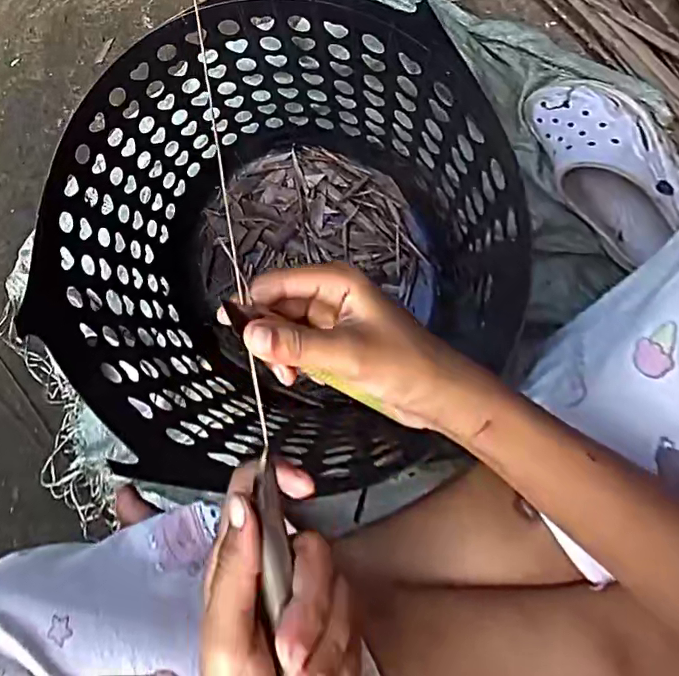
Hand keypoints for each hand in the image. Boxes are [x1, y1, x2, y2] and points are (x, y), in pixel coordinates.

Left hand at [201, 460, 361, 675]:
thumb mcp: (225, 636)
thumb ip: (232, 567)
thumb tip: (241, 503)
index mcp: (237, 559)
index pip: (252, 490)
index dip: (275, 474)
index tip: (302, 485)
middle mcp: (272, 567)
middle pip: (310, 545)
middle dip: (308, 603)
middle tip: (290, 652)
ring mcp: (306, 595)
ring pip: (338, 586)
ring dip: (322, 640)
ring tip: (299, 674)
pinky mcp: (335, 624)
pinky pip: (355, 621)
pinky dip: (339, 655)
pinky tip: (320, 673)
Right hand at [231, 263, 505, 438]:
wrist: (443, 398)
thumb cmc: (404, 366)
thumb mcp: (346, 355)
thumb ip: (295, 344)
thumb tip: (248, 334)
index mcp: (333, 280)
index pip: (275, 283)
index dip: (252, 304)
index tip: (235, 331)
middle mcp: (327, 293)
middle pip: (275, 304)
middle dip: (266, 331)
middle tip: (267, 361)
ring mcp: (328, 318)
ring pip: (282, 325)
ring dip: (277, 348)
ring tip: (286, 374)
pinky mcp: (331, 341)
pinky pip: (295, 343)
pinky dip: (289, 358)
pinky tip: (295, 375)